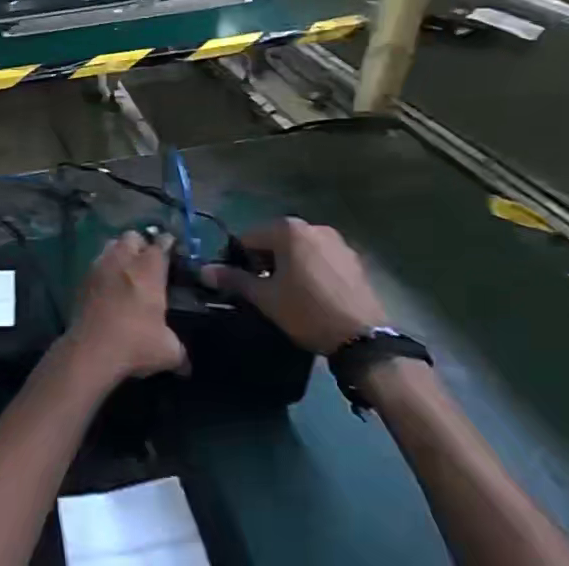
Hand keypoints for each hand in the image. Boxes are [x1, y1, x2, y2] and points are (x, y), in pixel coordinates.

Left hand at [65, 231, 186, 382]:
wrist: (91, 350)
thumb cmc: (135, 344)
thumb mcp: (169, 350)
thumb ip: (179, 349)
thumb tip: (185, 363)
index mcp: (148, 270)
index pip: (161, 244)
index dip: (167, 244)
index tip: (172, 249)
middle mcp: (122, 260)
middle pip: (132, 237)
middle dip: (141, 244)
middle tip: (148, 262)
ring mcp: (98, 266)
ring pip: (111, 245)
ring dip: (120, 252)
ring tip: (127, 270)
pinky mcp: (82, 278)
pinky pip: (96, 262)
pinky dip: (104, 268)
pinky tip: (109, 285)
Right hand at [201, 218, 387, 354]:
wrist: (364, 340)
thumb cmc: (307, 311)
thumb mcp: (264, 297)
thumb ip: (233, 279)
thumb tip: (203, 270)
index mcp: (288, 229)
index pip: (248, 238)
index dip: (238, 260)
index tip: (240, 283)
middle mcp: (313, 227)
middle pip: (274, 241)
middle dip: (264, 261)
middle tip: (263, 290)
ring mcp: (338, 243)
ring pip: (298, 250)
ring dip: (287, 265)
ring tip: (287, 294)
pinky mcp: (354, 260)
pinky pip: (320, 258)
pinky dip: (310, 270)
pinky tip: (311, 295)